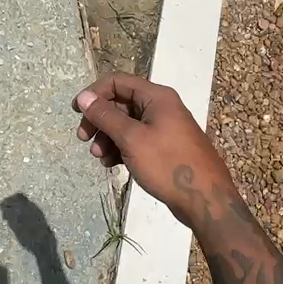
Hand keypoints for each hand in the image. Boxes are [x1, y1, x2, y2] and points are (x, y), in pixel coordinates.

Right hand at [74, 74, 234, 228]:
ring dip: (108, 137)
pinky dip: (121, 148)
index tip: (76, 112)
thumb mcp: (131, 138)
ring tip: (100, 158)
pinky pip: (136, 140)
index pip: (117, 82)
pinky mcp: (165, 148)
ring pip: (126, 124)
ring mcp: (164, 128)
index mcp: (156, 97)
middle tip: (83, 139)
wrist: (206, 201)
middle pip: (120, 104)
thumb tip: (83, 97)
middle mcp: (161, 107)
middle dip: (99, 120)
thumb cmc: (168, 164)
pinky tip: (113, 164)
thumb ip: (105, 116)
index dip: (94, 94)